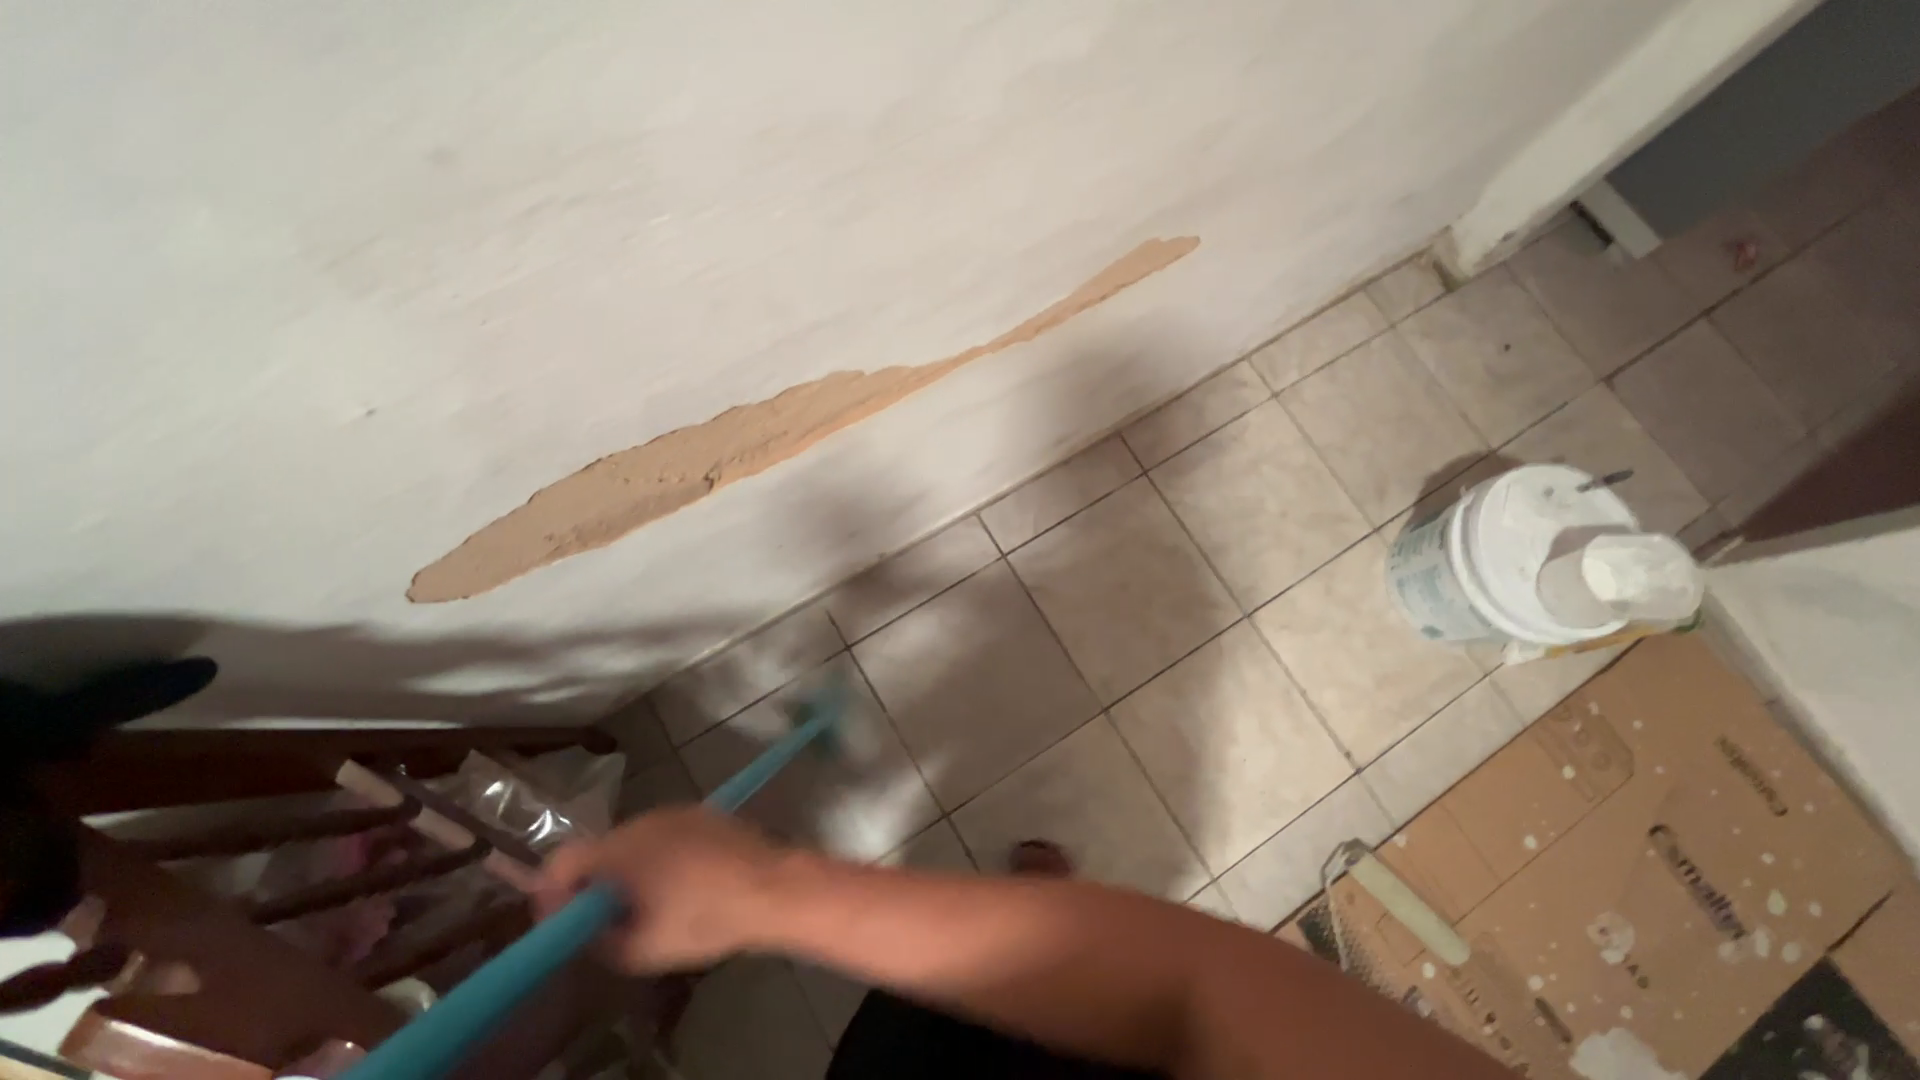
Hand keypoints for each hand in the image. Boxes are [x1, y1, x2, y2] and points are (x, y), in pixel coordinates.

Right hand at [535, 806, 788, 972]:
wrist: (773, 887)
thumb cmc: (704, 918)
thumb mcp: (640, 951)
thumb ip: (600, 941)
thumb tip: (590, 932)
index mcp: (619, 848)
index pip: (562, 860)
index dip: (550, 894)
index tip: (561, 923)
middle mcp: (642, 820)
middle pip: (599, 849)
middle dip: (593, 885)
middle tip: (603, 920)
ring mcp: (677, 811)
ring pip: (635, 842)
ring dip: (629, 870)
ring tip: (647, 906)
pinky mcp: (705, 813)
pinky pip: (666, 836)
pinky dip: (661, 859)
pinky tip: (682, 886)